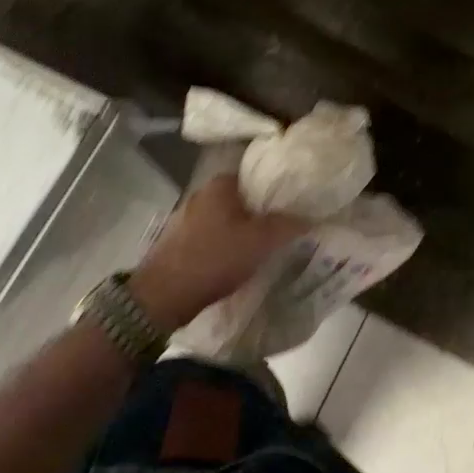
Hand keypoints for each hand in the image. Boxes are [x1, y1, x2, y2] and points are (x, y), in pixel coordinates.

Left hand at [127, 175, 309, 329]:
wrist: (164, 295)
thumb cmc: (216, 258)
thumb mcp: (262, 241)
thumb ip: (288, 225)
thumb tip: (309, 216)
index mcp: (219, 185)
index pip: (255, 176)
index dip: (275, 190)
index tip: (291, 206)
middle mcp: (200, 194)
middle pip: (240, 199)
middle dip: (258, 213)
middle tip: (281, 229)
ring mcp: (184, 218)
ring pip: (224, 219)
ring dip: (240, 231)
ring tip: (261, 248)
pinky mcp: (176, 242)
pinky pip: (209, 237)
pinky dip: (223, 245)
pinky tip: (234, 262)